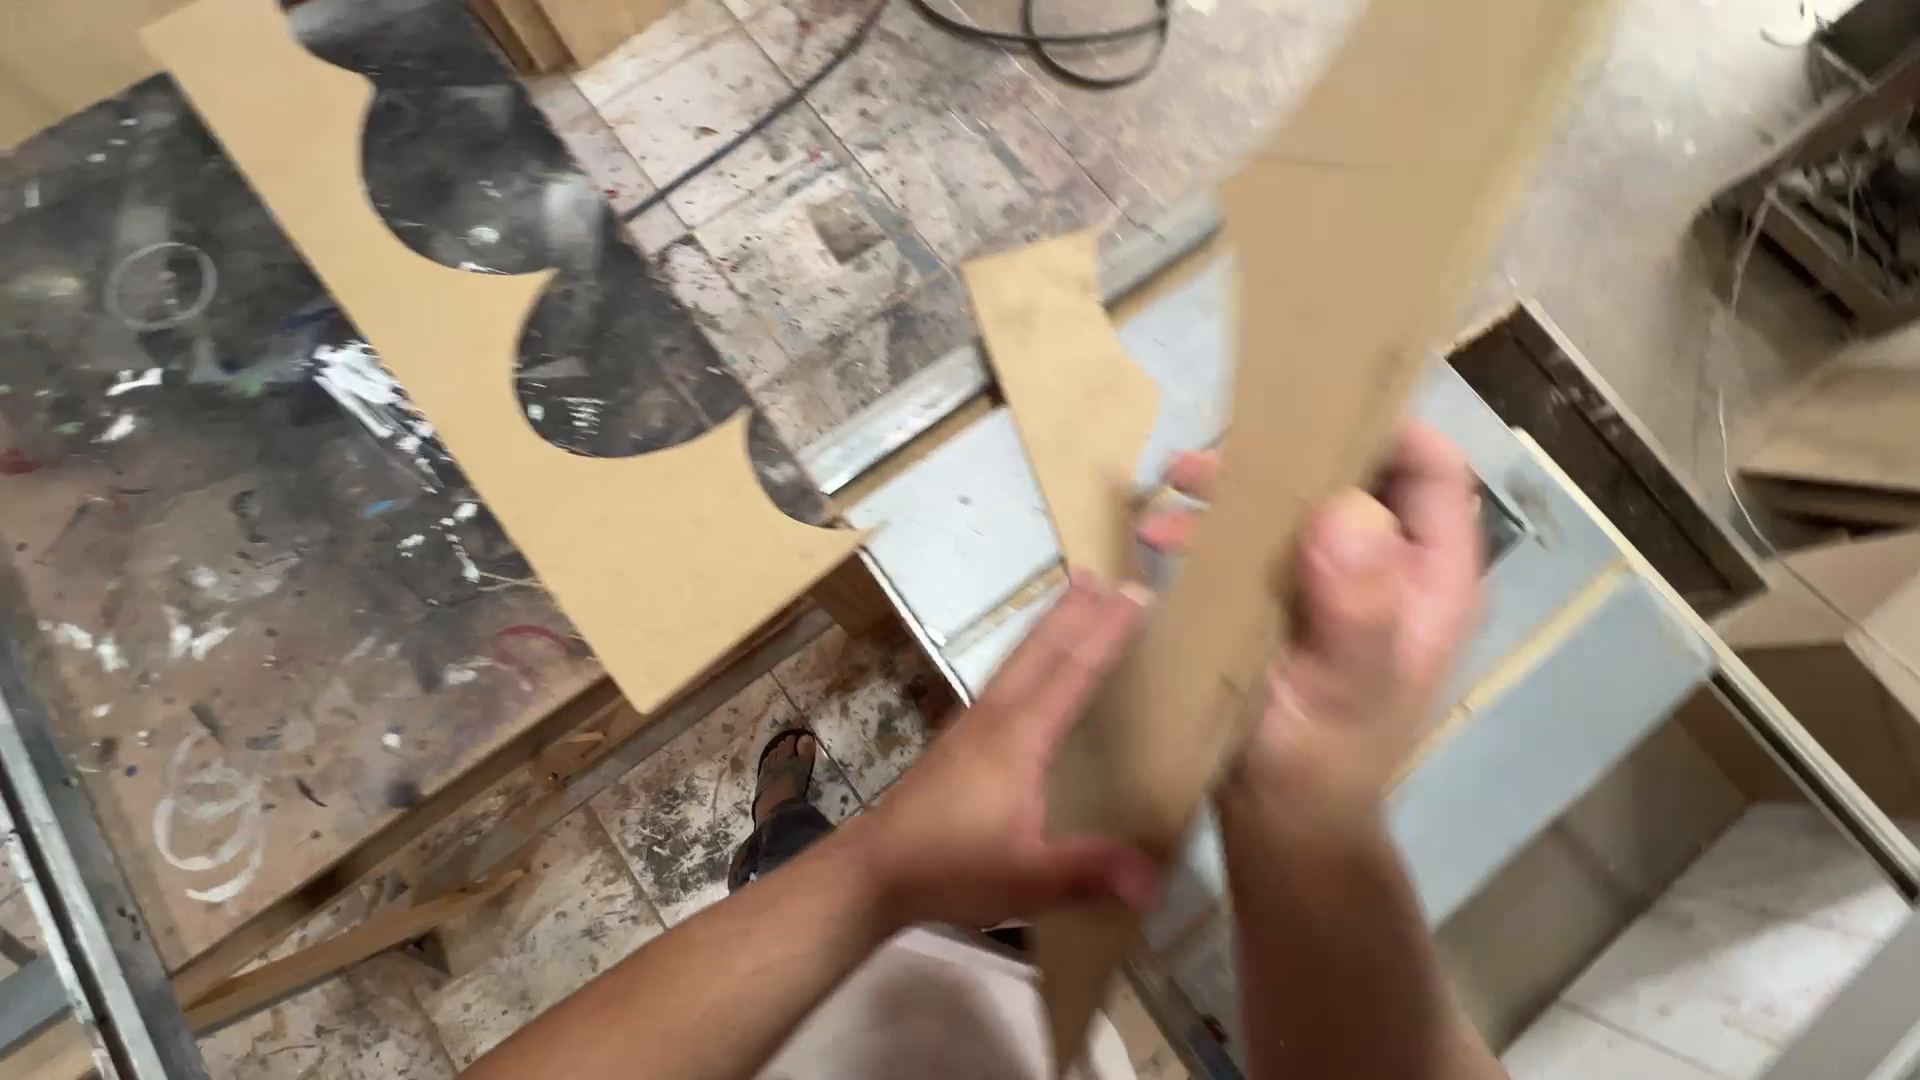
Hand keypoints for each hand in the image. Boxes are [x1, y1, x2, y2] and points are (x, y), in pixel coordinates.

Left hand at [843, 574, 1159, 928]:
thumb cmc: (951, 867)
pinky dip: (1028, 650)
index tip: (1134, 596)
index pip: (1072, 672)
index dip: (1106, 633)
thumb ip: (1085, 873)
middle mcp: (996, 715)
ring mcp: (974, 721)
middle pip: (1040, 649)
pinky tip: (1030, 662)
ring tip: (1070, 595)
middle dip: (1074, 611)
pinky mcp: (961, 735)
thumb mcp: (1024, 879)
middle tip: (1103, 575)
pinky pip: (1005, 674)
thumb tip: (1153, 879)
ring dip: (1048, 623)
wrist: (877, 866)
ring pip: (1018, 657)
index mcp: (1019, 738)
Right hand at [1140, 421, 1483, 821]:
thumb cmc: (1322, 759)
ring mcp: (1326, 584)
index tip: (1317, 401)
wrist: (1278, 819)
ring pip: (1287, 508)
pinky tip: (1161, 539)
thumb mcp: (1343, 687)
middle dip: (1280, 457)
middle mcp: (1381, 568)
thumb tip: (1344, 507)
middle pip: (1345, 478)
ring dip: (1230, 492)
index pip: (1430, 473)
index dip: (1387, 427)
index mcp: (1426, 578)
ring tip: (1171, 482)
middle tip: (1214, 451)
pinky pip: (1246, 547)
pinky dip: (1206, 534)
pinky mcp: (1278, 602)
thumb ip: (1355, 608)